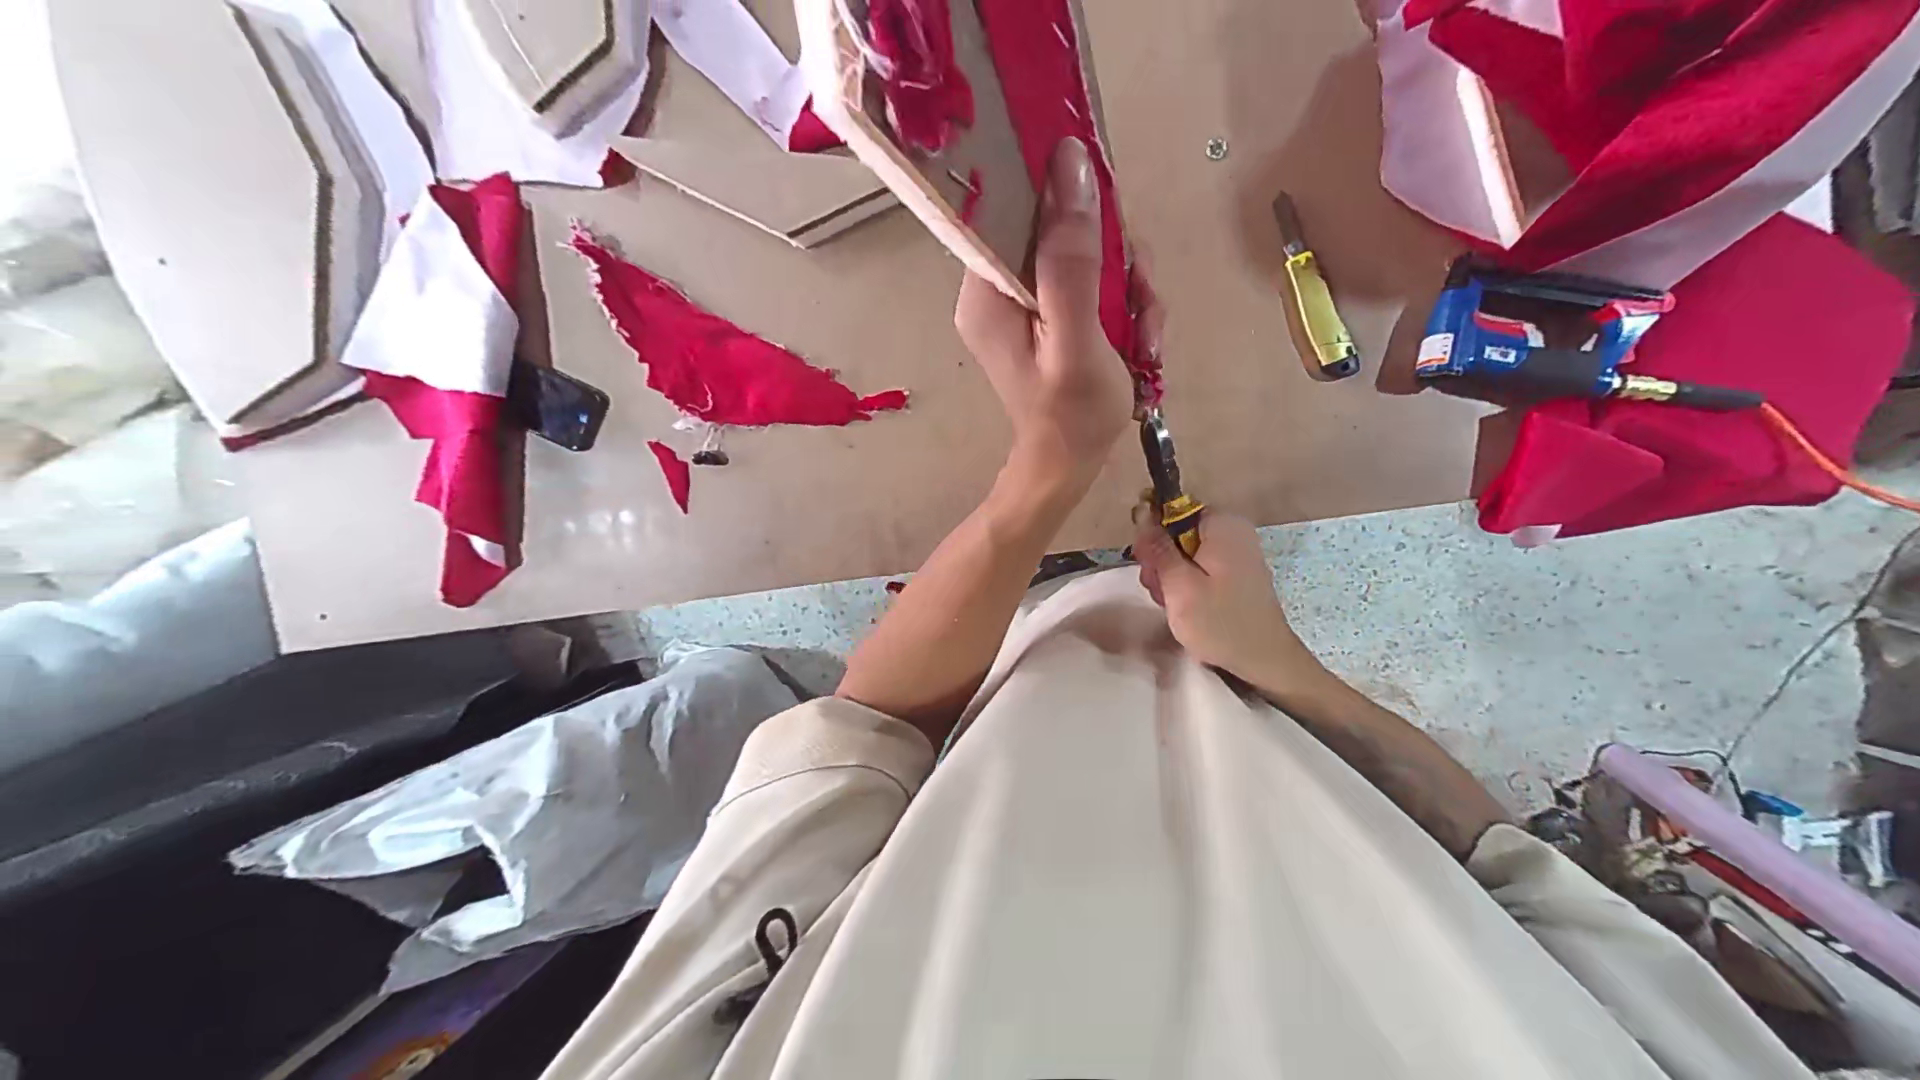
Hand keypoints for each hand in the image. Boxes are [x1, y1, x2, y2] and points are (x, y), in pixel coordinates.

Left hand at [954, 137, 1146, 488]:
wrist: (1071, 464)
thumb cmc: (1071, 415)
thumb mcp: (1075, 338)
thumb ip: (1071, 258)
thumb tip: (1069, 162)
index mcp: (985, 290)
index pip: (1017, 208)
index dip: (1068, 201)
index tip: (1109, 224)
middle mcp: (997, 287)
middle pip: (1060, 228)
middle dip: (1114, 260)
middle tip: (1139, 300)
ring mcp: (1025, 300)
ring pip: (1086, 253)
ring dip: (1128, 287)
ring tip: (1143, 334)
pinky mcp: (1050, 313)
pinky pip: (1093, 281)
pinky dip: (1124, 304)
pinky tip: (1138, 338)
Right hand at [1133, 510, 1321, 689]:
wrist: (1263, 660)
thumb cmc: (1219, 622)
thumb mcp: (1178, 585)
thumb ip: (1157, 547)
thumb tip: (1141, 511)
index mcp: (1222, 525)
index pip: (1172, 509)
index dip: (1152, 532)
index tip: (1145, 561)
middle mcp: (1232, 531)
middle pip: (1177, 530)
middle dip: (1160, 558)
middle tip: (1158, 588)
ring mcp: (1236, 552)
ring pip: (1184, 550)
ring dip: (1169, 574)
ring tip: (1170, 602)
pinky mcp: (1235, 572)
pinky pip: (1199, 565)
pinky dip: (1186, 582)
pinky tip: (1183, 604)